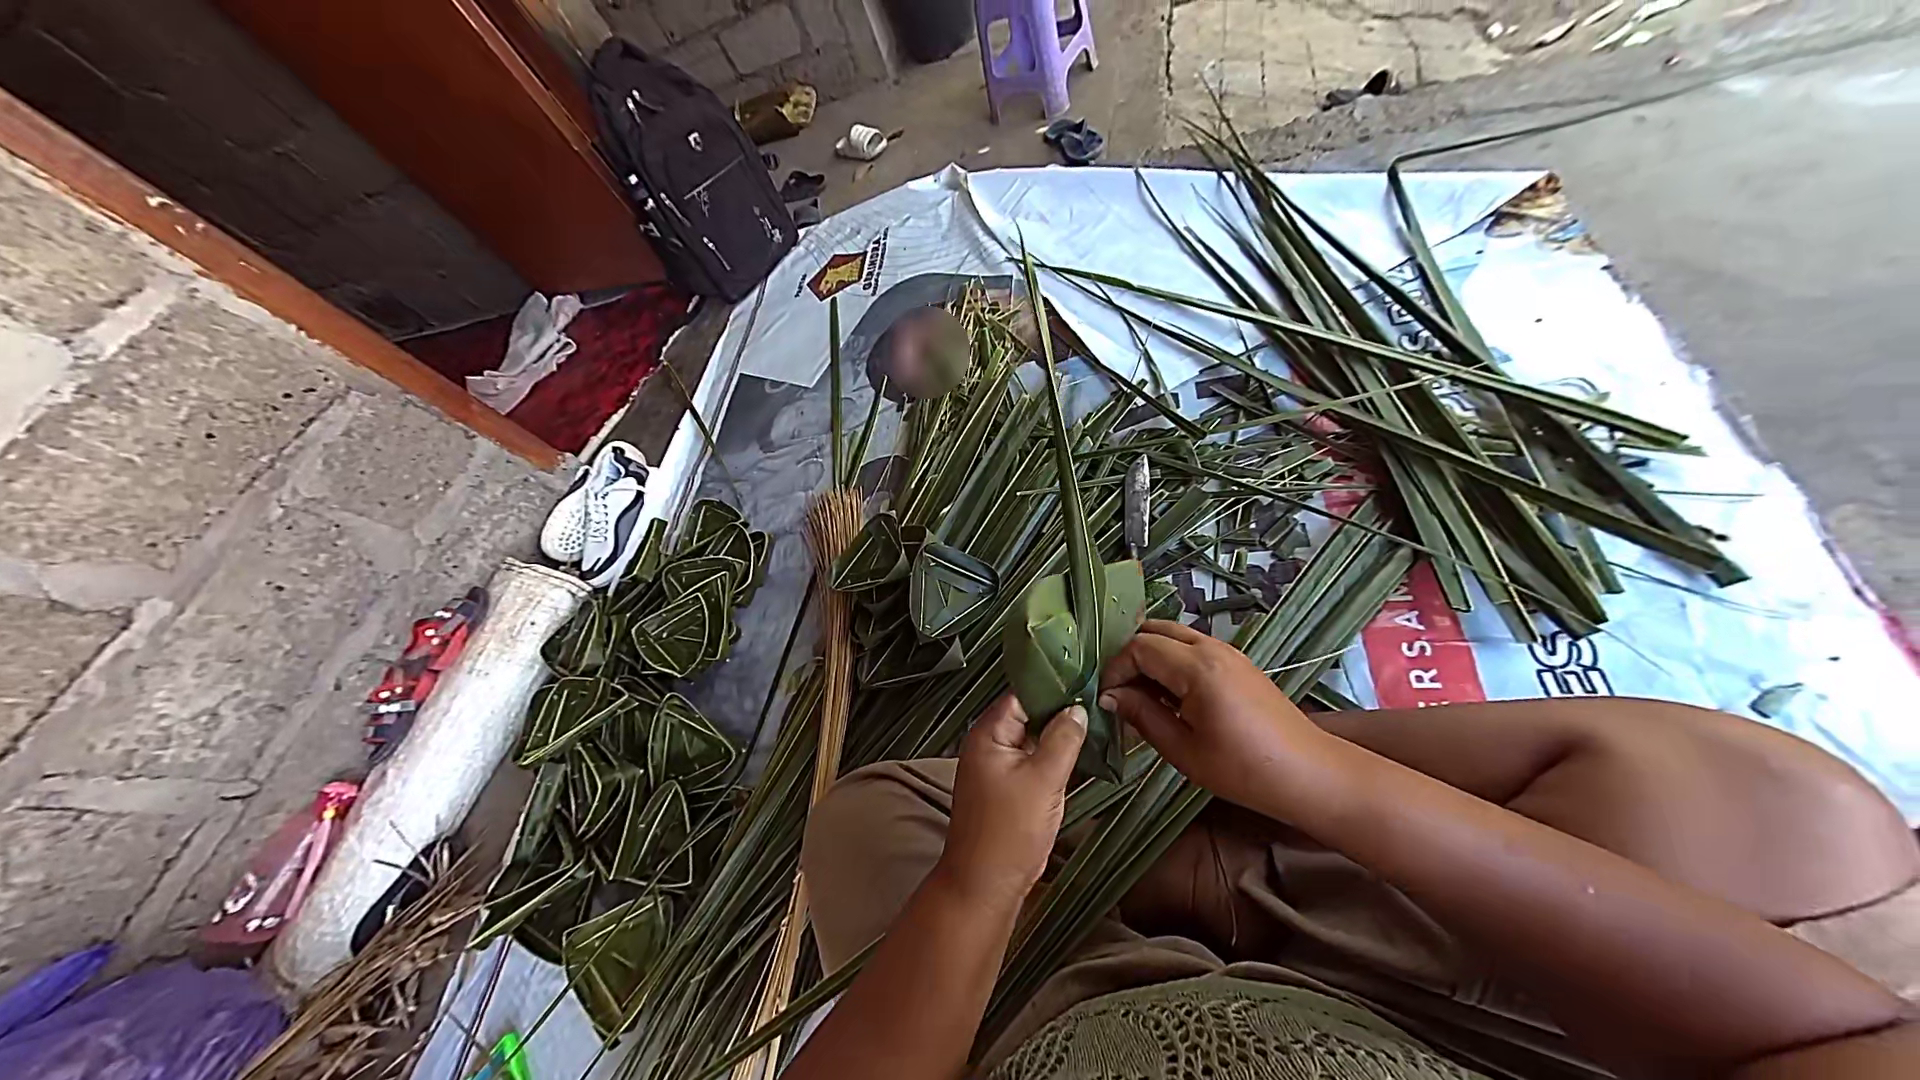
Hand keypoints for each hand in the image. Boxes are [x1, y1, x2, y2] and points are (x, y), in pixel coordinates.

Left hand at [938, 694, 1085, 904]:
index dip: (1052, 685)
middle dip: (1060, 710)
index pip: (1022, 694)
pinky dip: (1053, 756)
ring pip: (1033, 738)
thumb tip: (1078, 708)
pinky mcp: (1007, 786)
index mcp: (988, 733)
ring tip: (1096, 723)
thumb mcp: (1043, 779)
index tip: (1085, 678)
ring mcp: (997, 766)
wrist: (985, 884)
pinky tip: (1080, 753)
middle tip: (1097, 700)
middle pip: (1028, 714)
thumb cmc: (1008, 831)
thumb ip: (1063, 739)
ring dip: (1059, 734)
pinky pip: (1033, 760)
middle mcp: (989, 743)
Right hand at [1098, 620, 1332, 813]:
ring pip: (1173, 634)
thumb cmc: (1244, 770)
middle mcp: (1212, 647)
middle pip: (1154, 630)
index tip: (1107, 700)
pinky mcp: (1237, 661)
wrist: (1310, 774)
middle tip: (1120, 692)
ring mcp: (1228, 651)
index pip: (1138, 647)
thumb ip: (1142, 715)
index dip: (1115, 669)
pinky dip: (1171, 660)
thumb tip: (1108, 697)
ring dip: (1150, 656)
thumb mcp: (1183, 750)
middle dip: (1129, 656)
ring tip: (1142, 694)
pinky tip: (1169, 695)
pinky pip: (1192, 646)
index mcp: (1197, 667)